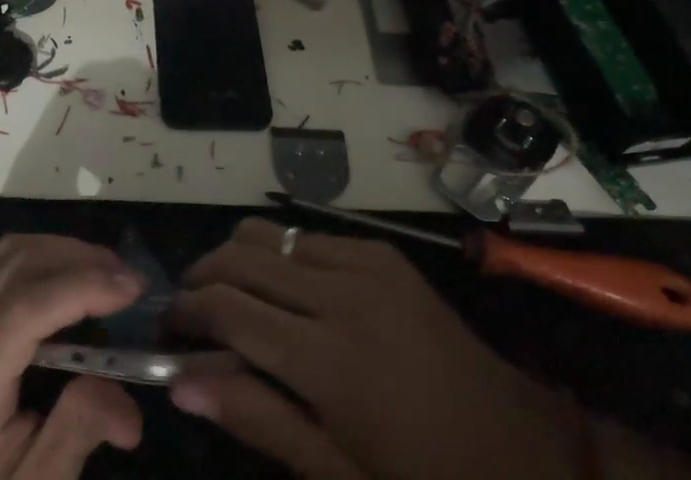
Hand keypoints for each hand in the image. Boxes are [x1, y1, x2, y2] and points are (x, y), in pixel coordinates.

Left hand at [0, 235, 145, 479]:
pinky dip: (38, 256)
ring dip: (60, 251)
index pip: (22, 310)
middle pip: (13, 269)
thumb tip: (126, 397)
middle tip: (130, 281)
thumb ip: (78, 432)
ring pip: (4, 257)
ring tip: (107, 274)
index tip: (132, 288)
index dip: (78, 288)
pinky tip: (69, 275)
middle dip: (78, 260)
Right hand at [165, 219, 578, 479]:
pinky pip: (309, 236)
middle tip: (189, 314)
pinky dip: (280, 254)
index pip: (225, 308)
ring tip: (232, 297)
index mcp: (327, 359)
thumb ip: (256, 417)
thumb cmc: (423, 476)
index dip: (183, 314)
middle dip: (199, 279)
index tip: (165, 332)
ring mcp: (366, 267)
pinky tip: (286, 292)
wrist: (525, 449)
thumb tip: (178, 384)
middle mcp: (340, 295)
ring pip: (268, 235)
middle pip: (238, 258)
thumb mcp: (338, 472)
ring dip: (235, 259)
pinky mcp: (385, 256)